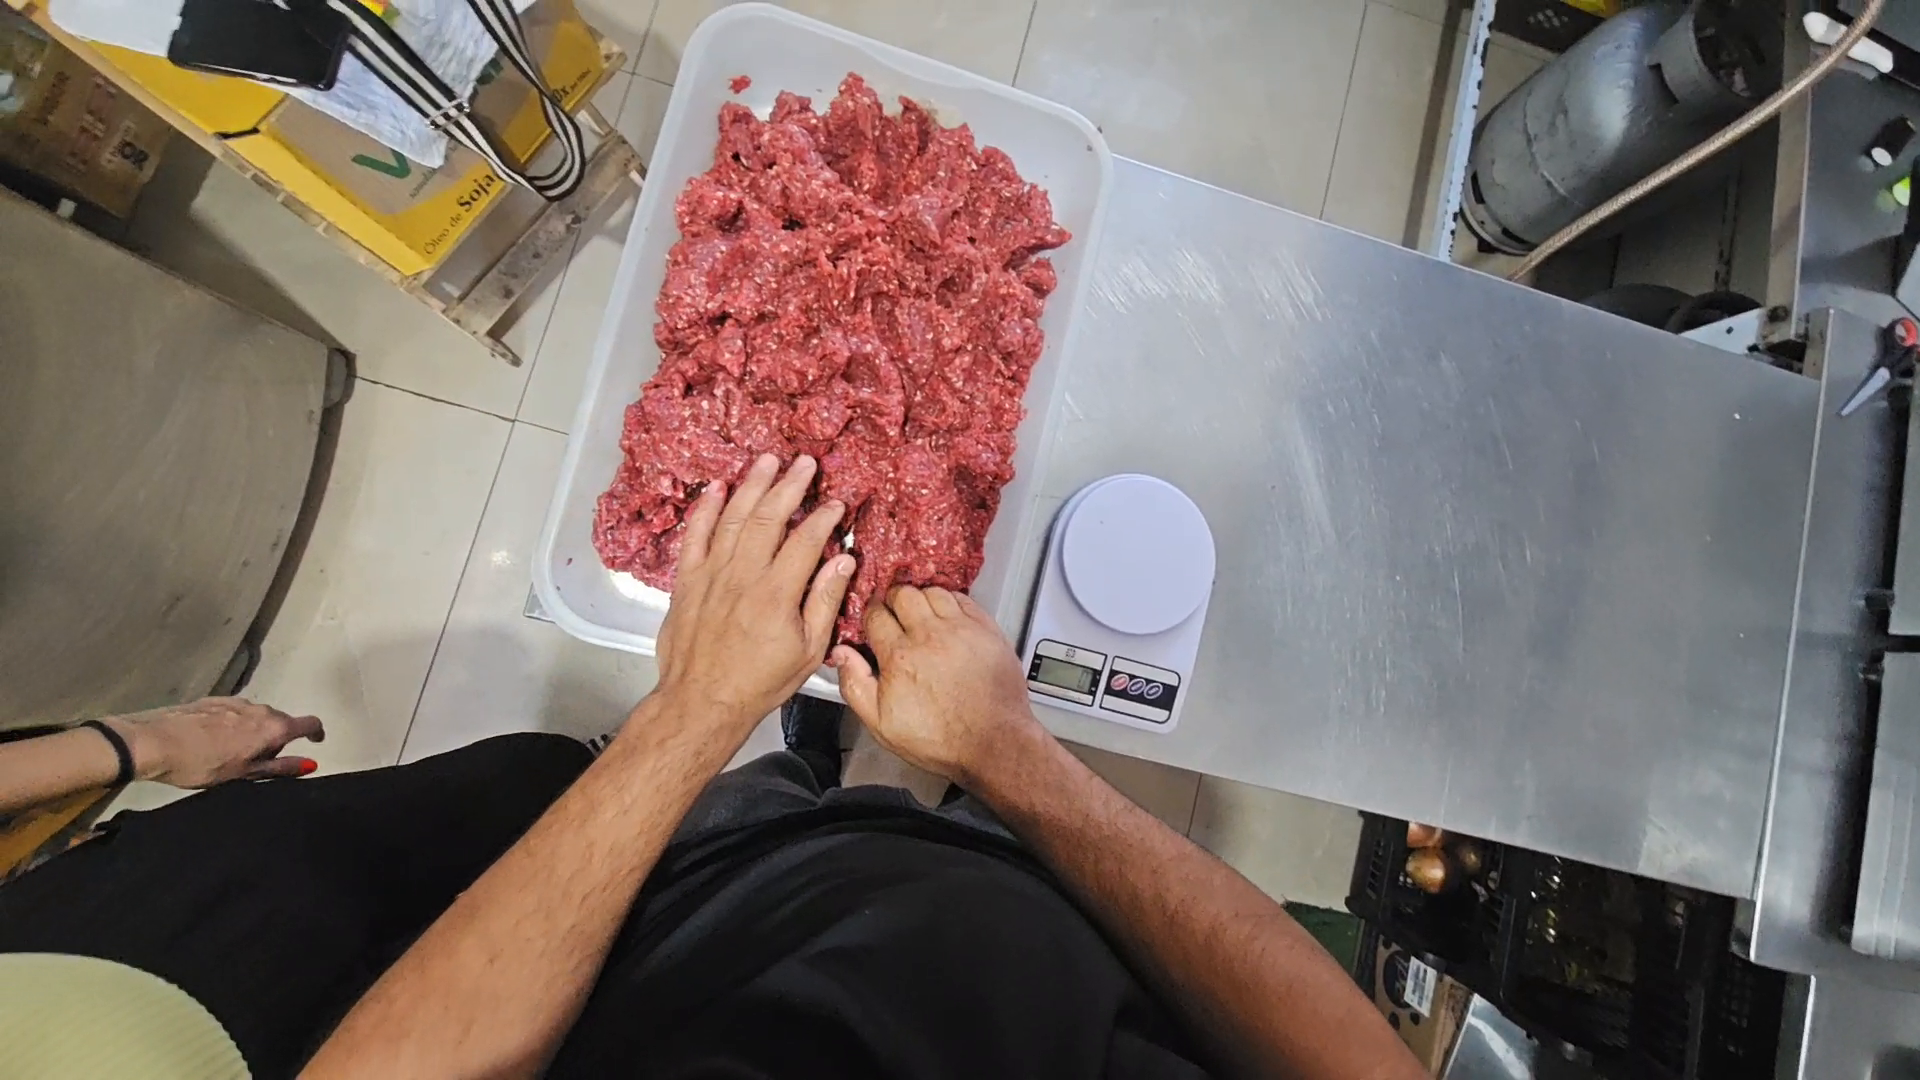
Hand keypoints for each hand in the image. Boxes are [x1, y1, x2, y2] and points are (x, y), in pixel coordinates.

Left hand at [103, 697, 324, 786]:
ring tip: (229, 748)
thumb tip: (311, 763)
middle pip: (281, 721)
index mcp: (275, 728)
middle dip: (276, 736)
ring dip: (252, 729)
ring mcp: (237, 702)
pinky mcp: (213, 700)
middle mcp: (263, 710)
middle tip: (256, 757)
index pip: (310, 724)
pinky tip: (210, 737)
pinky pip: (233, 711)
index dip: (317, 732)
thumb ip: (279, 767)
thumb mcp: (242, 774)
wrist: (149, 742)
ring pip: (256, 716)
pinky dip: (231, 723)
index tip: (315, 741)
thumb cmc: (201, 764)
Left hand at [653, 454, 855, 734]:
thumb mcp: (808, 651)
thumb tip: (843, 561)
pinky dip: (705, 509)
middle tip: (804, 462)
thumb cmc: (759, 681)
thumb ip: (824, 601)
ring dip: (752, 486)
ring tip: (767, 461)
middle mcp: (743, 575)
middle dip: (789, 485)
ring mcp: (711, 574)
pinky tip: (716, 487)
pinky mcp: (687, 580)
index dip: (823, 517)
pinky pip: (695, 535)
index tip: (836, 503)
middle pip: (768, 517)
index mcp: (777, 593)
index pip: (805, 540)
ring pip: (733, 517)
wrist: (701, 701)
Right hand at [832, 585, 1043, 786]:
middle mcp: (929, 635)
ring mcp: (960, 629)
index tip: (872, 621)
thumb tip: (841, 655)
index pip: (875, 615)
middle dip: (893, 600)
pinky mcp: (986, 629)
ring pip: (933, 591)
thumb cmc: (940, 739)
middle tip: (894, 612)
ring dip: (922, 598)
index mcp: (900, 656)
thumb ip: (855, 685)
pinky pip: (963, 599)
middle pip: (903, 594)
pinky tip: (947, 614)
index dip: (870, 615)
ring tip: (920, 613)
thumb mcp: (882, 725)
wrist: (993, 742)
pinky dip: (951, 600)